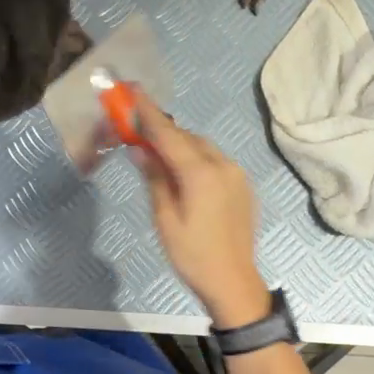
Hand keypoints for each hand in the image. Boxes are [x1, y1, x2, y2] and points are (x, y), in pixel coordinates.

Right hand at [128, 95, 273, 327]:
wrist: (233, 281)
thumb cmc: (192, 255)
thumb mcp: (164, 218)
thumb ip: (154, 179)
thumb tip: (141, 150)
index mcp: (201, 173)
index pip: (169, 135)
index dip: (148, 113)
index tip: (132, 92)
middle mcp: (222, 165)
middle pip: (187, 138)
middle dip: (162, 132)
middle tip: (137, 133)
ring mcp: (236, 174)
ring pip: (202, 148)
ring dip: (179, 146)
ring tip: (157, 157)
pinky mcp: (242, 186)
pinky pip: (214, 162)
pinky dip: (195, 159)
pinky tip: (182, 175)